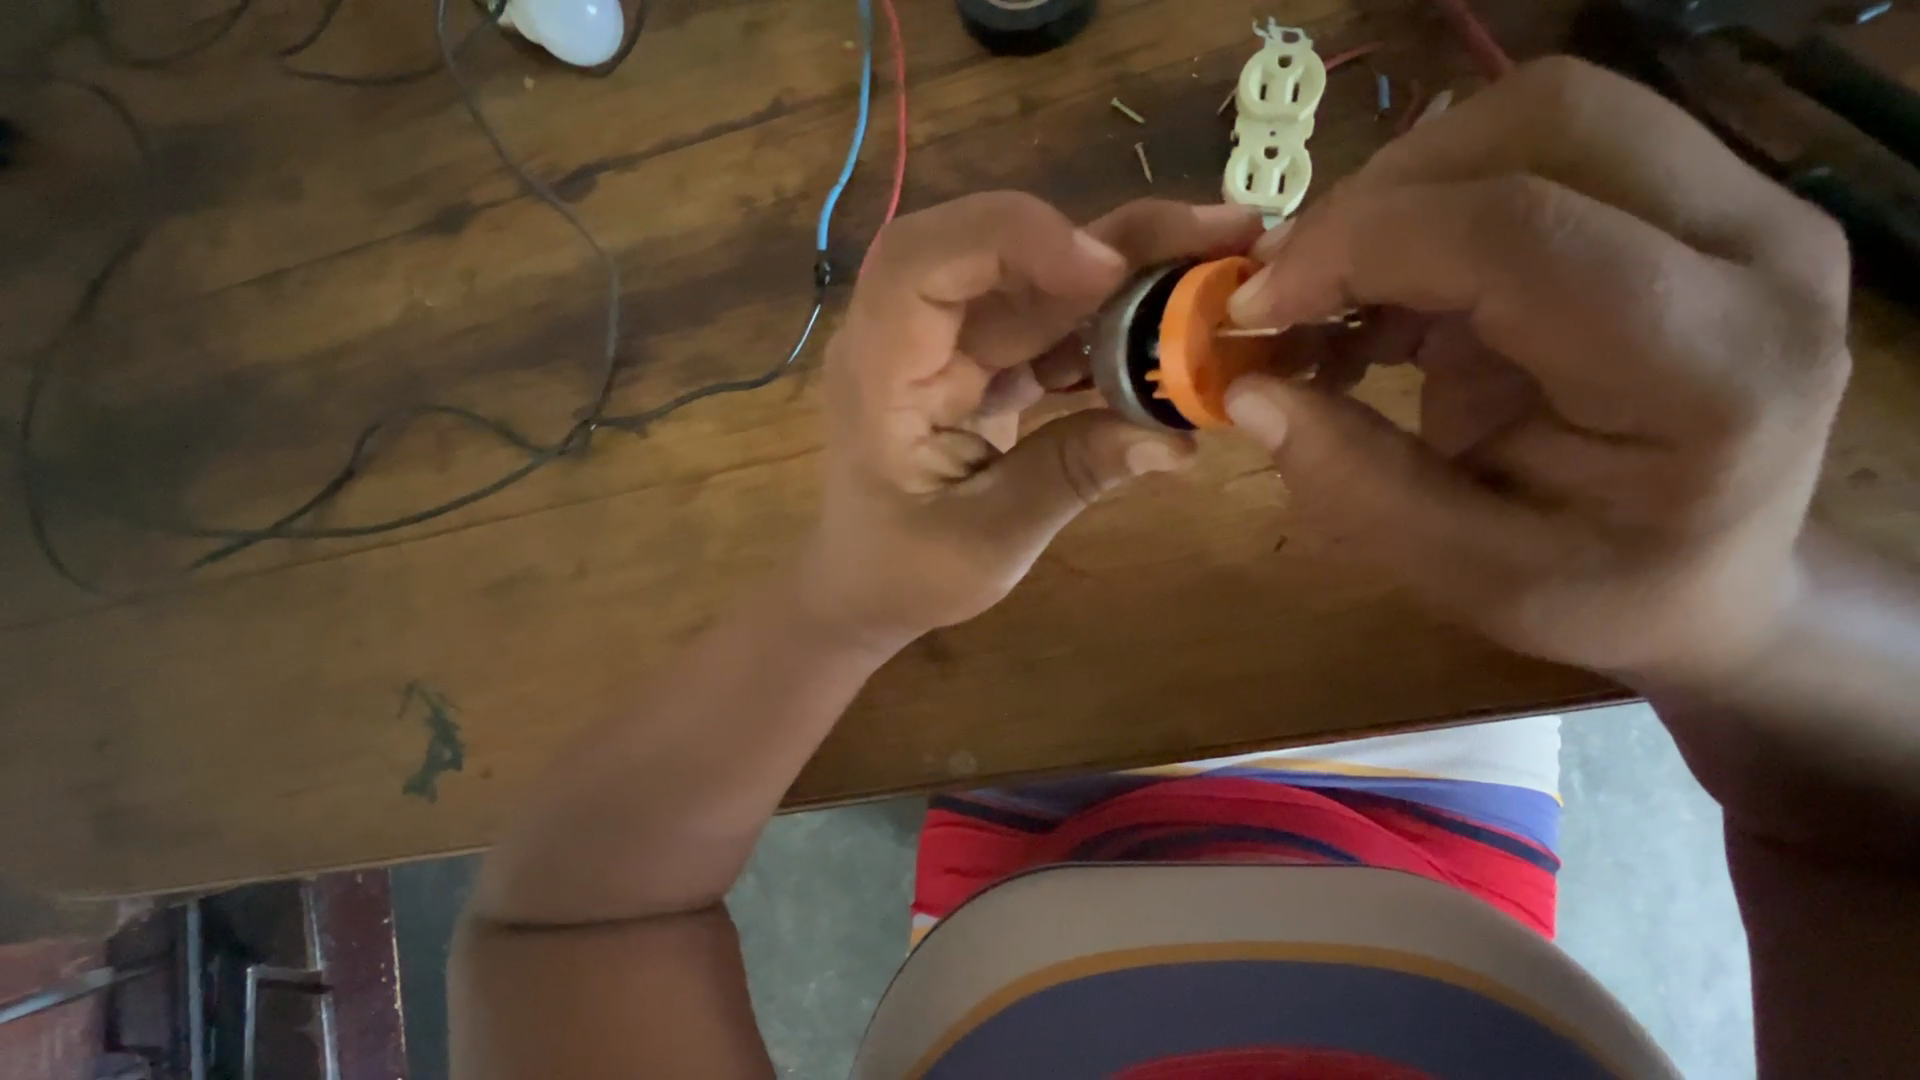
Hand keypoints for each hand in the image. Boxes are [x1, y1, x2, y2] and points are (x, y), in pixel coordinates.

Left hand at [798, 193, 1264, 648]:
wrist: (867, 583)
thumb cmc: (903, 572)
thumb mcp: (986, 541)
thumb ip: (1071, 478)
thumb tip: (1176, 439)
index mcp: (879, 373)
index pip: (923, 262)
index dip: (1014, 240)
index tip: (1107, 272)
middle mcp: (909, 337)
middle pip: (998, 248)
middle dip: (1108, 239)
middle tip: (1221, 236)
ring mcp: (947, 344)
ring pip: (1037, 280)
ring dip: (1127, 274)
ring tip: (1219, 274)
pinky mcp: (980, 361)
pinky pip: (1050, 324)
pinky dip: (1111, 327)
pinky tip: (1172, 335)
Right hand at [1223, 57, 1851, 686]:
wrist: (1718, 572)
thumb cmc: (1606, 592)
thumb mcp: (1474, 580)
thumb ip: (1358, 490)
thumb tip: (1245, 393)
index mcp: (1716, 367)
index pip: (1519, 235)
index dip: (1359, 248)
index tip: (1250, 306)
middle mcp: (1751, 249)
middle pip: (1540, 124)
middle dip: (1378, 195)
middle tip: (1285, 288)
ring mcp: (1725, 208)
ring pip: (1529, 116)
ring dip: (1394, 195)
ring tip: (1322, 294)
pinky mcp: (1671, 204)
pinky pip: (1521, 156)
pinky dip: (1415, 213)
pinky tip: (1368, 298)